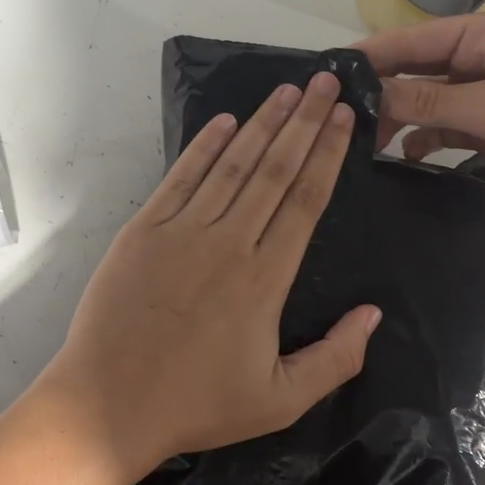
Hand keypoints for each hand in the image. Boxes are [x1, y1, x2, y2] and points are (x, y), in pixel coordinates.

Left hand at [31, 72, 380, 475]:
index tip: (343, 117)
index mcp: (265, 278)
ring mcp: (181, 232)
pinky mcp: (143, 231)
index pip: (306, 201)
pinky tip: (224, 122)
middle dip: (303, 122)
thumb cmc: (196, 404)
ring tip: (285, 90)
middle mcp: (228, 242)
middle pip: (275, 170)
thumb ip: (335, 359)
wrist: (110, 402)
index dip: (327, 153)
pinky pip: (180, 178)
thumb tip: (374, 314)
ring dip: (261, 124)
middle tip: (325, 81)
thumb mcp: (280, 401)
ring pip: (231, 165)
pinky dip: (203, 147)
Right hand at [355, 13, 484, 232]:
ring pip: (430, 103)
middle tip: (342, 117)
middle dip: (384, 91)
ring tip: (367, 143)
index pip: (418, 38)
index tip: (330, 73)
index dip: (374, 54)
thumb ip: (427, 99)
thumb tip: (367, 93)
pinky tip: (407, 157)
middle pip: (420, 70)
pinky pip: (447, 130)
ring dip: (402, 119)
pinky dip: (427, 141)